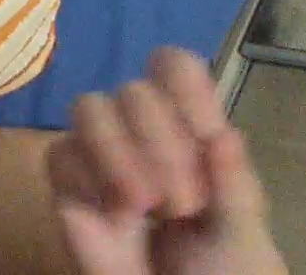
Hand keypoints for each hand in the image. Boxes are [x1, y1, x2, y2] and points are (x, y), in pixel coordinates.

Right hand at [47, 48, 287, 274]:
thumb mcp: (246, 239)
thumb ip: (236, 187)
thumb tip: (225, 133)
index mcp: (189, 130)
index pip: (173, 66)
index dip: (184, 87)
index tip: (205, 135)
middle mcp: (140, 130)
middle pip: (133, 90)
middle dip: (163, 147)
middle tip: (183, 206)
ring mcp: (98, 152)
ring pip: (88, 106)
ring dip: (121, 155)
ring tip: (146, 208)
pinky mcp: (66, 183)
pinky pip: (59, 153)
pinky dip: (90, 182)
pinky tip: (116, 218)